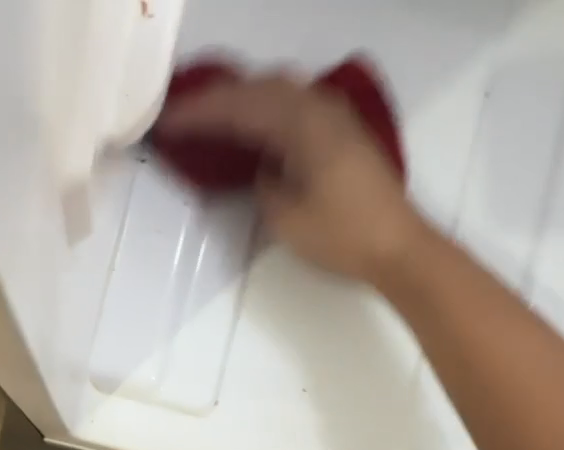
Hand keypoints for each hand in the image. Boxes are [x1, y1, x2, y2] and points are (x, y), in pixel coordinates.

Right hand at [155, 75, 431, 283]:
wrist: (398, 247)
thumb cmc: (341, 236)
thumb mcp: (286, 217)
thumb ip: (264, 184)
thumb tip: (262, 169)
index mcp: (300, 123)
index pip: (238, 109)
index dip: (198, 115)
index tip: (166, 123)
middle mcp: (318, 108)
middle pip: (258, 88)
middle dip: (217, 100)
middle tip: (183, 114)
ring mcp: (335, 117)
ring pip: (278, 92)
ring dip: (243, 100)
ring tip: (213, 116)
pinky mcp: (344, 133)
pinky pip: (295, 106)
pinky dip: (267, 111)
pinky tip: (254, 125)